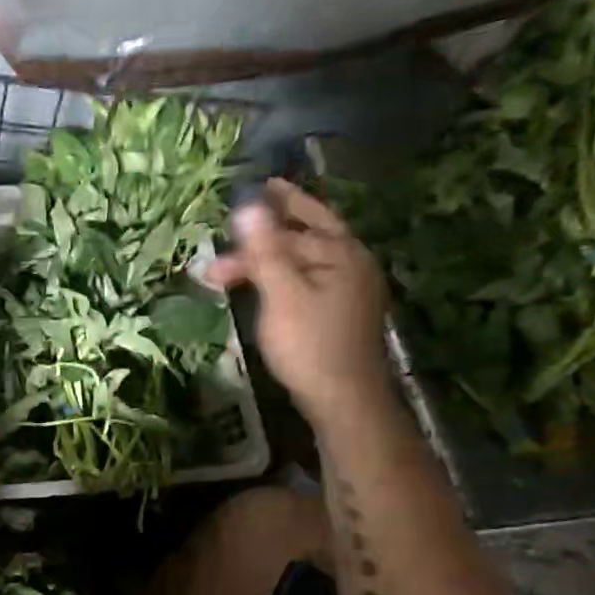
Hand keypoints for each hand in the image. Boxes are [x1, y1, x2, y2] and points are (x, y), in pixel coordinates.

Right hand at [206, 178, 391, 427]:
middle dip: (286, 216)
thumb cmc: (309, 345)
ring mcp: (354, 289)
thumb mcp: (281, 294)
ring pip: (314, 255)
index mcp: (341, 254)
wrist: (344, 399)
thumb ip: (264, 250)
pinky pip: (317, 275)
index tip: (240, 204)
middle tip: (264, 195)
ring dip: (283, 248)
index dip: (260, 222)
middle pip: (315, 230)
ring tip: (254, 247)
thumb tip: (248, 205)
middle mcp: (354, 264)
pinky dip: (292, 268)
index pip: (293, 228)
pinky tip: (277, 278)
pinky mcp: (346, 312)